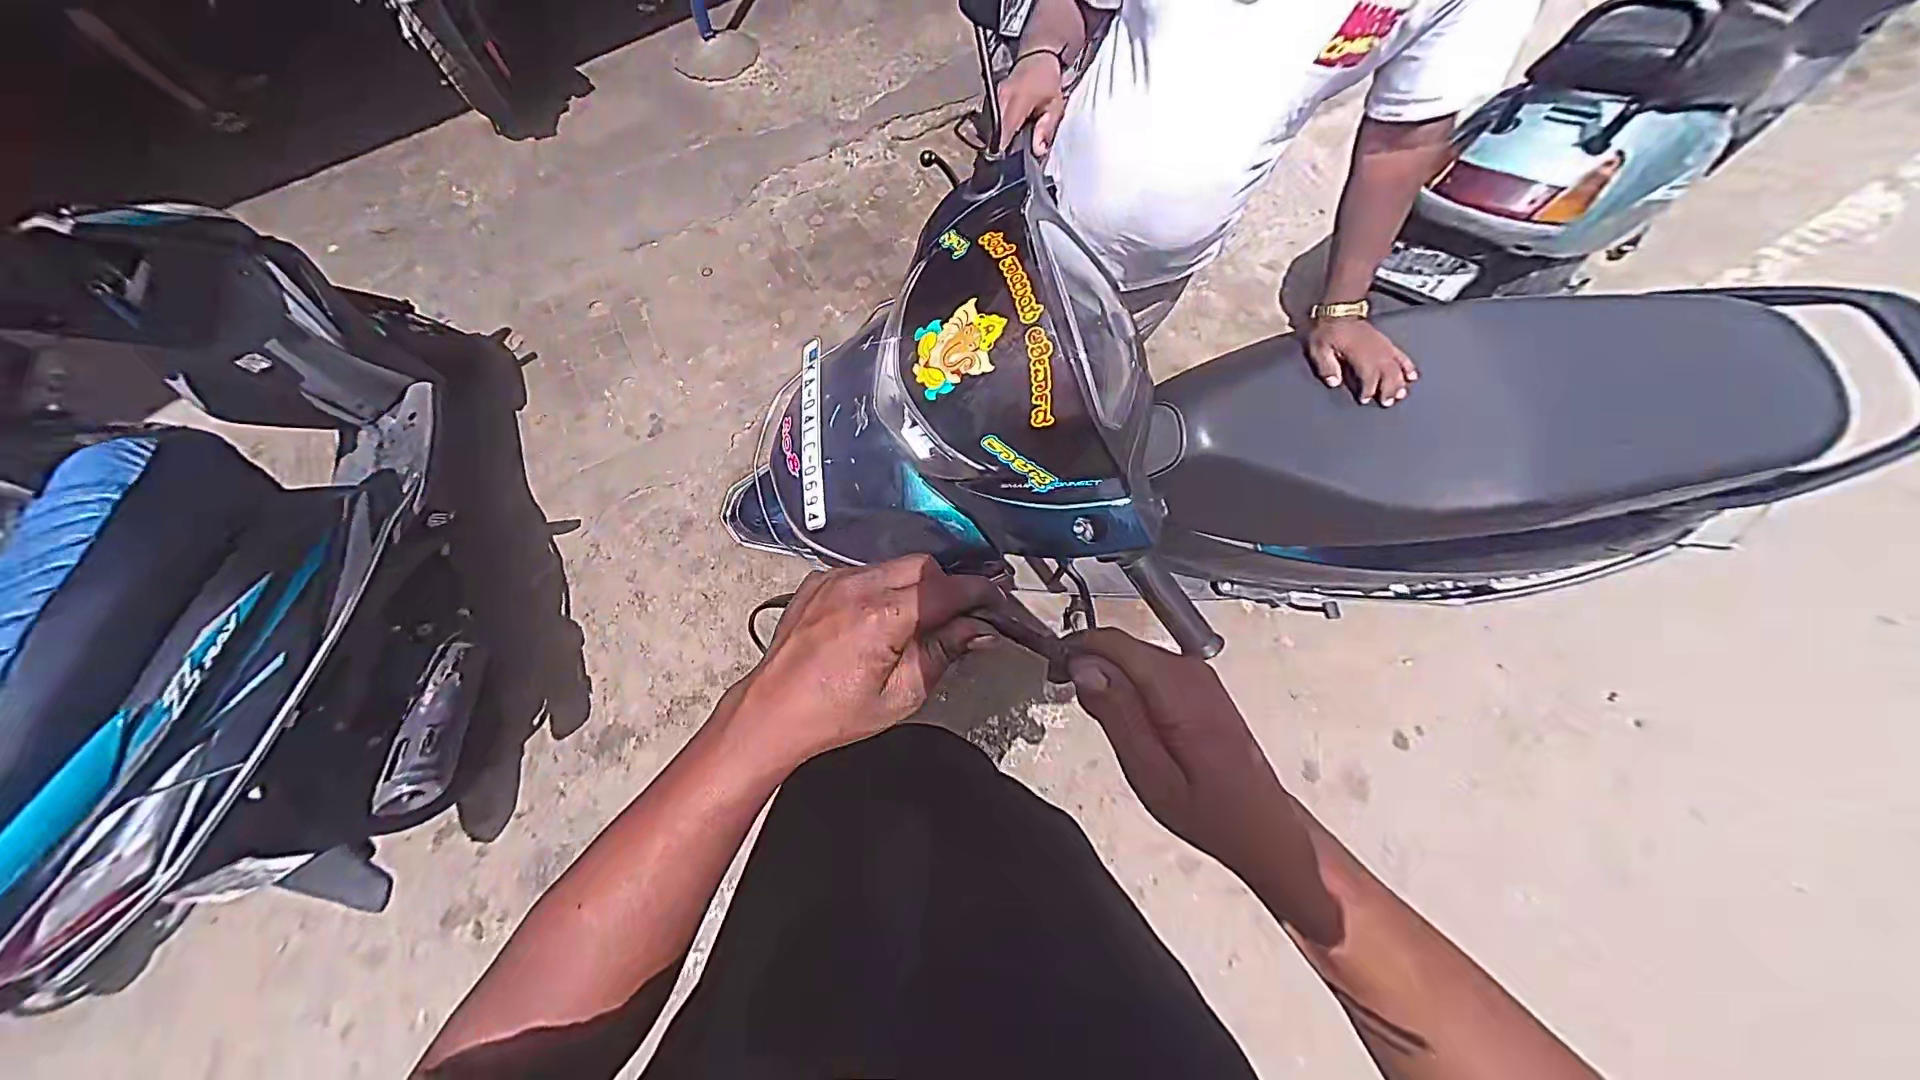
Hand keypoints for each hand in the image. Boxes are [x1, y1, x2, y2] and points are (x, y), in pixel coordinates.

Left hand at [732, 556, 1001, 763]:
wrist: (773, 712)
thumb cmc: (831, 714)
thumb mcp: (903, 694)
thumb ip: (944, 652)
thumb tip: (977, 629)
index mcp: (880, 618)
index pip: (945, 589)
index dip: (977, 592)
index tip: (993, 600)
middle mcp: (856, 588)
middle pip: (924, 565)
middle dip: (948, 585)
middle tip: (959, 614)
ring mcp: (834, 580)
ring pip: (896, 565)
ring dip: (917, 585)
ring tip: (917, 621)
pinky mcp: (820, 580)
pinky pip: (867, 571)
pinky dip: (884, 586)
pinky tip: (882, 616)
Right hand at [996, 51, 1066, 155]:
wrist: (1038, 56)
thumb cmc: (1048, 82)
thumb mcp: (1055, 106)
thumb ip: (1046, 129)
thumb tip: (1038, 150)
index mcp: (1017, 101)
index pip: (1003, 134)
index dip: (1004, 152)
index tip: (1008, 163)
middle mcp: (1001, 99)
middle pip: (993, 134)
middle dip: (1001, 148)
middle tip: (1012, 155)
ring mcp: (994, 98)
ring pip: (989, 129)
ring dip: (998, 139)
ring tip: (1011, 142)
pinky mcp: (991, 99)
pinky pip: (989, 121)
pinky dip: (996, 130)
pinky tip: (1007, 132)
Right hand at [1067, 629, 1337, 938]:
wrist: (1262, 825)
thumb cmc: (1210, 811)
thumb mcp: (1149, 773)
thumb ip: (1116, 714)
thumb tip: (1085, 668)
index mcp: (1180, 691)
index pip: (1114, 643)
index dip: (1077, 649)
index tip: (1056, 669)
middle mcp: (1193, 673)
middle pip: (1122, 646)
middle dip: (1089, 663)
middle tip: (1069, 694)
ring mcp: (1200, 675)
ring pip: (1134, 655)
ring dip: (1107, 673)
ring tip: (1096, 710)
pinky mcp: (1200, 683)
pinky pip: (1150, 667)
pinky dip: (1127, 682)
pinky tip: (1125, 714)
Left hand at [1306, 317, 1417, 406]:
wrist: (1339, 311)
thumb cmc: (1327, 330)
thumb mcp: (1319, 349)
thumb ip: (1326, 366)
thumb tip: (1334, 382)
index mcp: (1360, 354)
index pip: (1368, 376)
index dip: (1368, 390)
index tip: (1365, 400)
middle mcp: (1375, 351)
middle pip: (1387, 374)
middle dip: (1389, 390)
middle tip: (1388, 403)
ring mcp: (1383, 346)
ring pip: (1397, 367)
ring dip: (1400, 382)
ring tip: (1401, 394)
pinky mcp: (1385, 342)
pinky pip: (1401, 355)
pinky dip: (1408, 366)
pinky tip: (1412, 375)